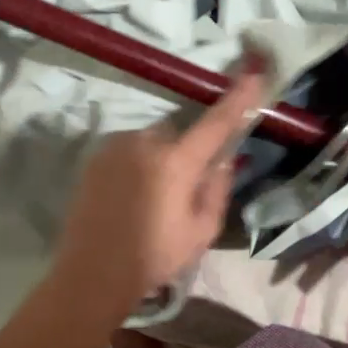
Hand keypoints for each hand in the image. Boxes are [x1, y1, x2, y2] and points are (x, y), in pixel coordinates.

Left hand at [50, 61, 267, 312]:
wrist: (92, 273)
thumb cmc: (154, 258)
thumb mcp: (202, 231)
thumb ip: (217, 189)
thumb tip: (222, 159)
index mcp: (176, 162)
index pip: (215, 123)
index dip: (238, 98)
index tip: (254, 73)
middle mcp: (144, 143)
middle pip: (177, 133)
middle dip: (186, 151)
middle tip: (184, 189)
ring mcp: (115, 147)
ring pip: (151, 141)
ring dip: (159, 159)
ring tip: (152, 199)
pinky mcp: (95, 158)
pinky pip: (128, 151)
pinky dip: (136, 165)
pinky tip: (130, 197)